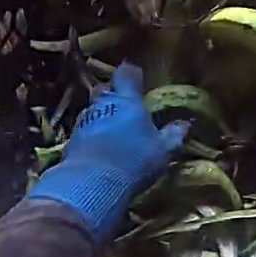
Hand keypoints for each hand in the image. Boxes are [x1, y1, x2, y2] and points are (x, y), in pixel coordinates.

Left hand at [27, 64, 188, 242]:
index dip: (131, 73)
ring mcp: (84, 121)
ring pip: (92, 110)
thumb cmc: (134, 160)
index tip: (137, 77)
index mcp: (128, 101)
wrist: (93, 183)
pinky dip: (91, 135)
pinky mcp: (71, 141)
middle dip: (112, 93)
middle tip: (124, 104)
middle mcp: (103, 105)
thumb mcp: (162, 151)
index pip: (127, 74)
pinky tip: (99, 149)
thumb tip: (185, 124)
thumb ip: (173, 135)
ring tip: (112, 130)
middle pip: (105, 89)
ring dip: (101, 116)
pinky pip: (83, 131)